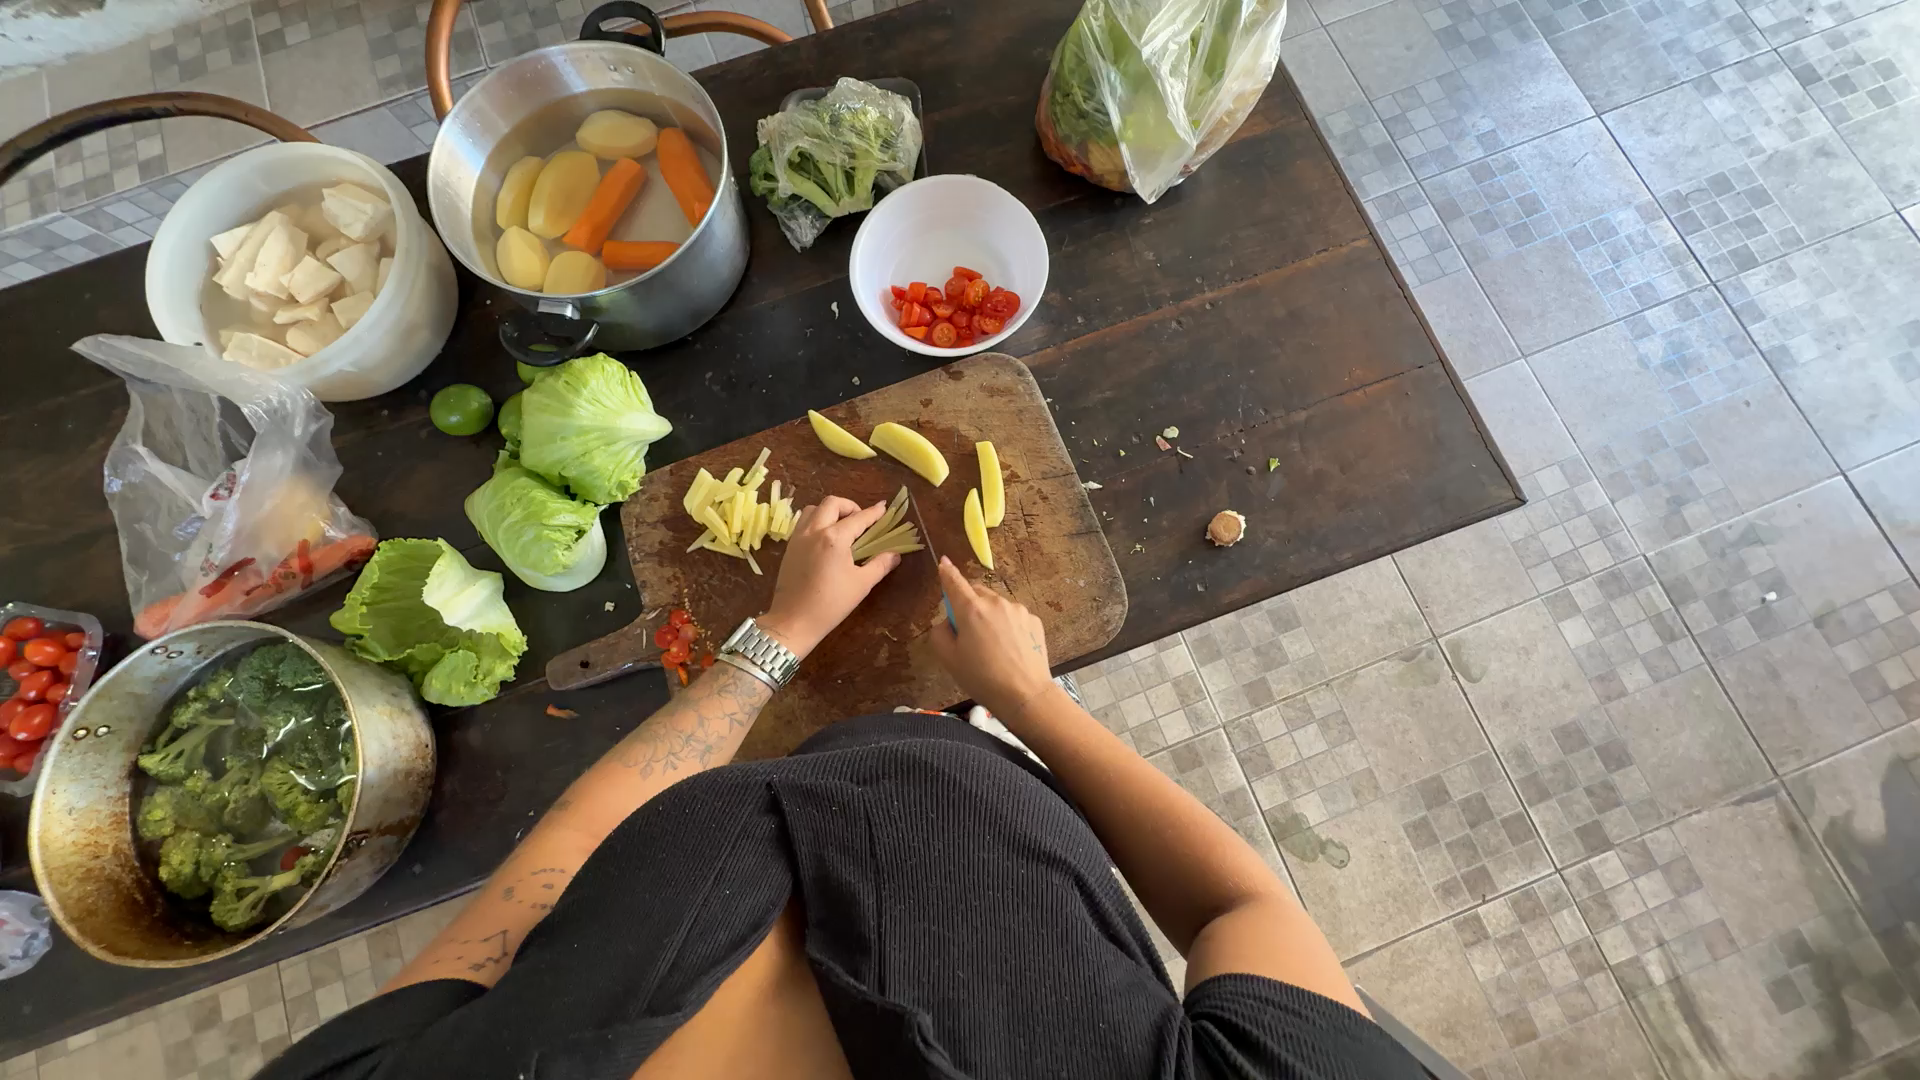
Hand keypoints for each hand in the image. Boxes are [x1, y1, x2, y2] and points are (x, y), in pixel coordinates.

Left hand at [758, 497, 901, 658]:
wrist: (794, 620)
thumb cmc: (831, 604)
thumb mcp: (861, 584)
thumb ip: (880, 565)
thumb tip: (895, 554)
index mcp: (835, 538)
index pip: (859, 518)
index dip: (874, 512)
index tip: (884, 508)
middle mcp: (815, 531)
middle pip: (832, 503)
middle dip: (850, 506)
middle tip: (861, 520)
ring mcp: (799, 537)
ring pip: (814, 509)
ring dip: (830, 511)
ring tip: (841, 526)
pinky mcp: (789, 547)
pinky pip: (803, 522)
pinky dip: (816, 521)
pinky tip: (824, 538)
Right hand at [927, 557, 1053, 717]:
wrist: (1025, 694)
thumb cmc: (982, 679)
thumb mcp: (948, 659)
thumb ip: (940, 633)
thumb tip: (948, 622)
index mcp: (971, 609)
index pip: (954, 582)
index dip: (947, 572)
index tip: (943, 562)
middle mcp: (995, 602)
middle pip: (976, 592)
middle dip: (969, 604)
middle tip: (967, 632)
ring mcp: (1018, 609)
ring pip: (996, 605)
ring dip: (989, 616)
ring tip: (992, 647)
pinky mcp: (1034, 620)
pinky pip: (1013, 616)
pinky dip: (1008, 626)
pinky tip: (1010, 649)